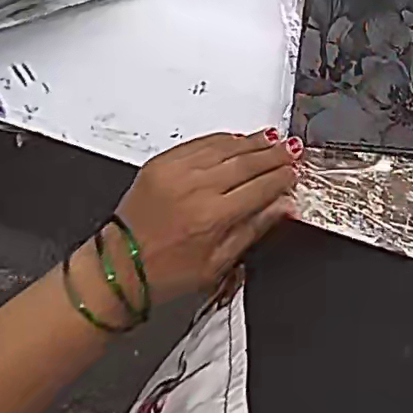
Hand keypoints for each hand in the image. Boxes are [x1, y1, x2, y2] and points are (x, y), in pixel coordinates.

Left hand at [110, 129, 299, 305]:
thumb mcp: (218, 263)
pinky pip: (202, 142)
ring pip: (227, 147)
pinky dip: (224, 139)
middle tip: (293, 149)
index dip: (282, 178)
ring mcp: (177, 172)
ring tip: (273, 139)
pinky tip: (239, 139)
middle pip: (248, 162)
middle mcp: (195, 189)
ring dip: (254, 142)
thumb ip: (255, 228)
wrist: (118, 269)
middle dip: (275, 154)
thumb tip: (284, 206)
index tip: (295, 173)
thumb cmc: (164, 273)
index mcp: (211, 218)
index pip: (261, 187)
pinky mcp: (162, 162)